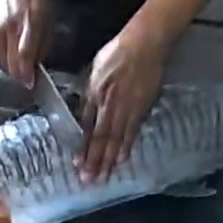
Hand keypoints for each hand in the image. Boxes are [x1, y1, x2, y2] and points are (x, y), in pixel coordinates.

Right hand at [0, 0, 50, 82]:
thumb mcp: (45, 13)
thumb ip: (43, 41)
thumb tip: (37, 66)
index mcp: (30, 19)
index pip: (26, 53)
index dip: (27, 72)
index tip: (30, 83)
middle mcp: (11, 27)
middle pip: (13, 64)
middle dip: (21, 74)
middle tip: (26, 75)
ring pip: (4, 64)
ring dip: (13, 67)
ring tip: (18, 57)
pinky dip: (4, 60)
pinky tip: (8, 50)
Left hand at [77, 23, 168, 180]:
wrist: (145, 42)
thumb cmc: (116, 54)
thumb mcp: (93, 74)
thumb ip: (87, 97)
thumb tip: (81, 117)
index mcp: (96, 98)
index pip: (87, 129)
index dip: (83, 148)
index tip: (77, 164)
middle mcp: (111, 107)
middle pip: (101, 139)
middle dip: (95, 161)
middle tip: (89, 180)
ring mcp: (128, 108)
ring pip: (116, 139)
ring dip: (108, 160)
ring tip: (103, 177)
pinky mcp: (142, 106)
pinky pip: (133, 130)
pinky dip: (127, 146)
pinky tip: (122, 159)